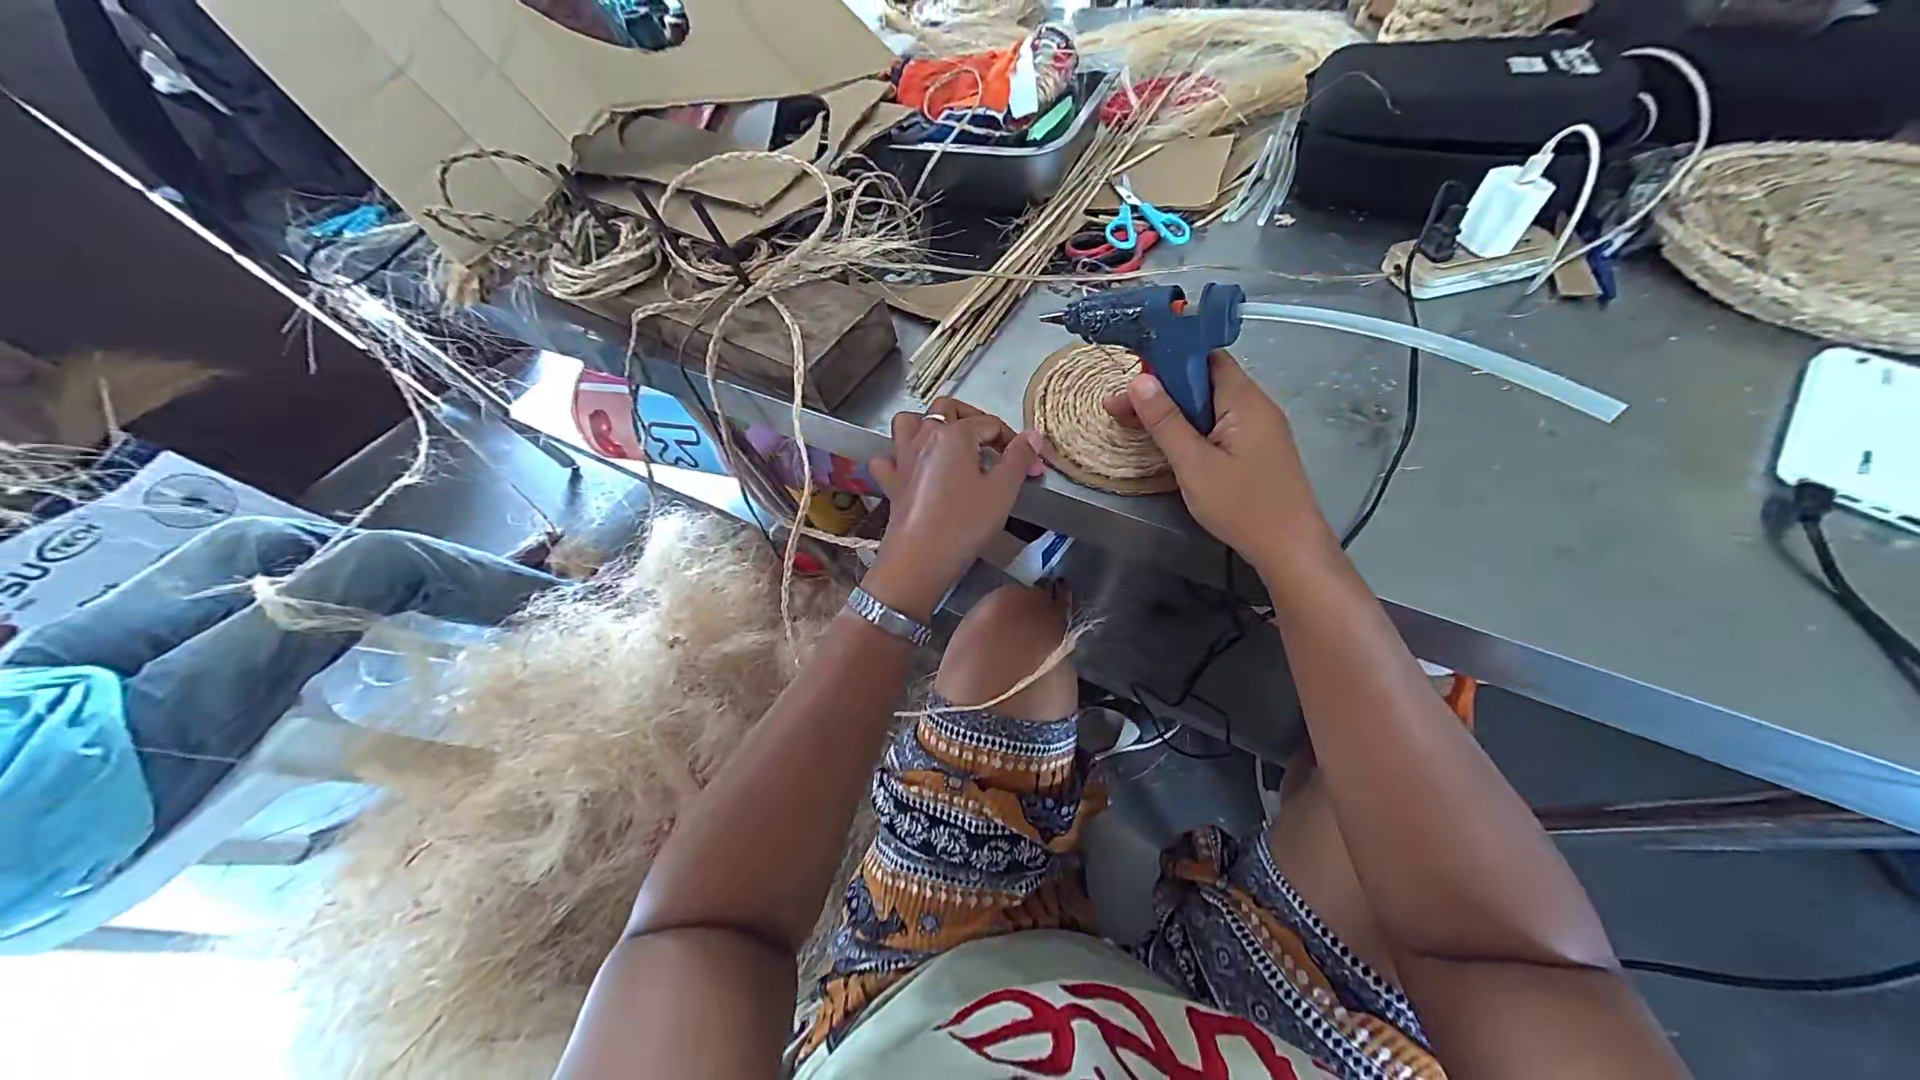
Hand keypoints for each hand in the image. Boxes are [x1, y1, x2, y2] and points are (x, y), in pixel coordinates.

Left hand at [863, 398, 1044, 621]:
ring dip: (929, 424)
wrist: (919, 560)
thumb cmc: (964, 524)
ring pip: (911, 422)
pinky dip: (898, 457)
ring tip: (949, 443)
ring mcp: (903, 459)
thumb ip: (1018, 458)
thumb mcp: (1002, 491)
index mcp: (954, 434)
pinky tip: (912, 468)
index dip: (1016, 444)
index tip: (1031, 468)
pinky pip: (888, 458)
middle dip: (974, 419)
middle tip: (994, 445)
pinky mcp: (892, 483)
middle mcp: (924, 437)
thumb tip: (1033, 435)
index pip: (991, 424)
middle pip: (948, 409)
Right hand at [1103, 352, 1334, 568]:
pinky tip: (1167, 441)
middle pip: (1204, 381)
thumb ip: (1166, 421)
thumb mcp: (1194, 464)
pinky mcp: (1255, 449)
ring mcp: (1258, 428)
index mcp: (1244, 400)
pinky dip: (1189, 428)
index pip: (1205, 358)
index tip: (1132, 376)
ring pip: (1208, 405)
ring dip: (1172, 411)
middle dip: (1161, 390)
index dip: (1168, 361)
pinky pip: (1217, 425)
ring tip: (1133, 422)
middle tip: (1120, 406)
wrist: (1289, 548)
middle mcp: (1256, 406)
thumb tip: (1140, 381)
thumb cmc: (1242, 506)